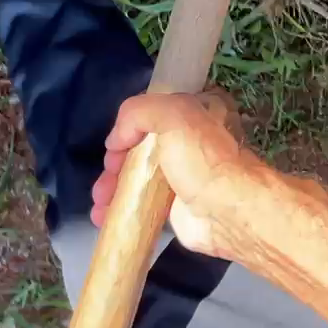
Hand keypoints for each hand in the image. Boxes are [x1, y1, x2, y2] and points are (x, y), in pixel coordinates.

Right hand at [90, 92, 262, 258]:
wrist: (227, 210)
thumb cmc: (202, 157)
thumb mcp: (173, 114)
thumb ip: (139, 113)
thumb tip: (116, 139)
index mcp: (195, 111)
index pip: (153, 111)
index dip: (129, 127)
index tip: (114, 146)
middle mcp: (190, 139)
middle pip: (142, 146)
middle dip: (116, 163)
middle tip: (104, 180)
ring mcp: (184, 172)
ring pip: (139, 175)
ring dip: (114, 187)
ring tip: (100, 203)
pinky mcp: (177, 204)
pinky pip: (143, 202)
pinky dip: (122, 207)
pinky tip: (104, 216)